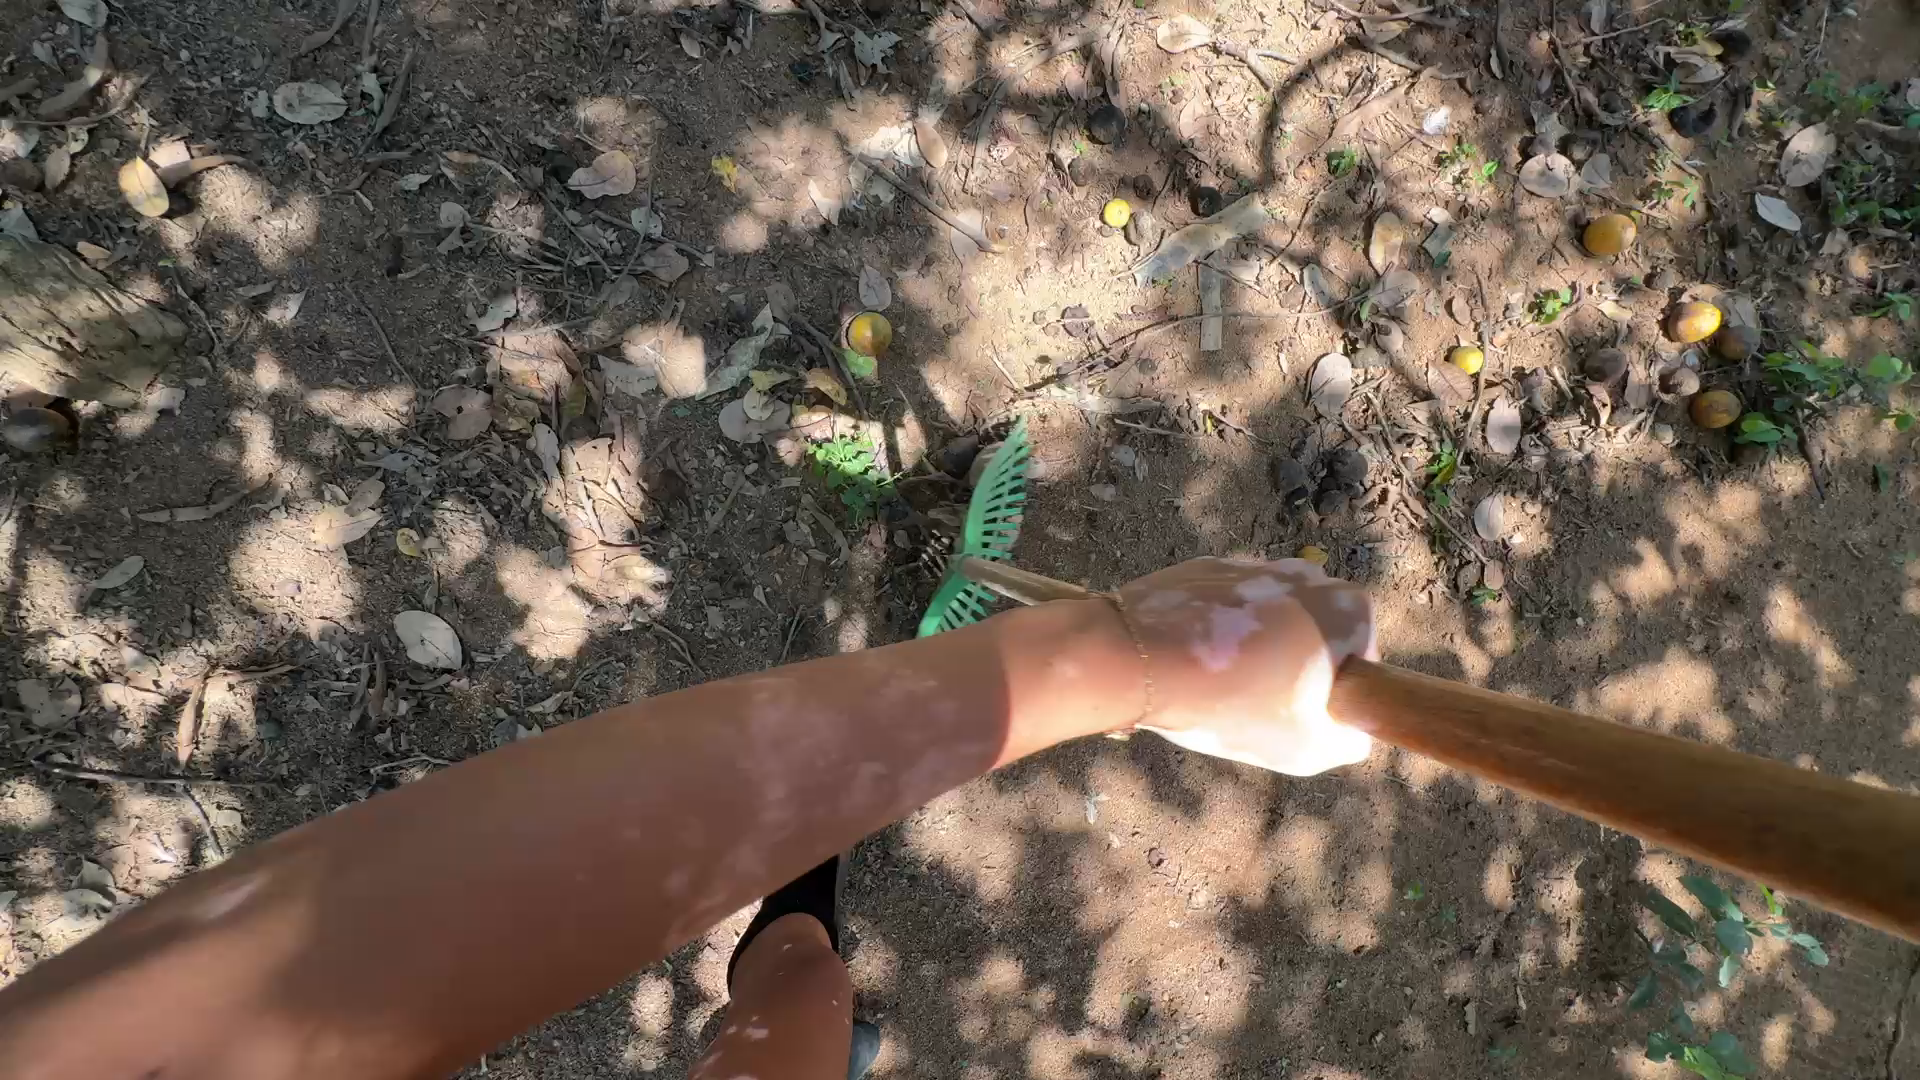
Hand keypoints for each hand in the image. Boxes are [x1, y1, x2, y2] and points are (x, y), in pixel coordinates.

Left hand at [1111, 557, 1375, 775]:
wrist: (1137, 657)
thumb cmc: (1230, 702)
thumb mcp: (1308, 748)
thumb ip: (1348, 738)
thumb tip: (1346, 729)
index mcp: (1345, 607)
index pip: (1358, 660)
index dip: (1332, 694)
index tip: (1297, 713)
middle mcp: (1303, 573)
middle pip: (1311, 633)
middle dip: (1292, 664)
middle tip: (1254, 701)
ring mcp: (1249, 563)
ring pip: (1265, 616)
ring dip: (1250, 646)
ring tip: (1214, 682)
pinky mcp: (1200, 566)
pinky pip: (1221, 605)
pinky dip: (1211, 628)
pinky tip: (1186, 657)